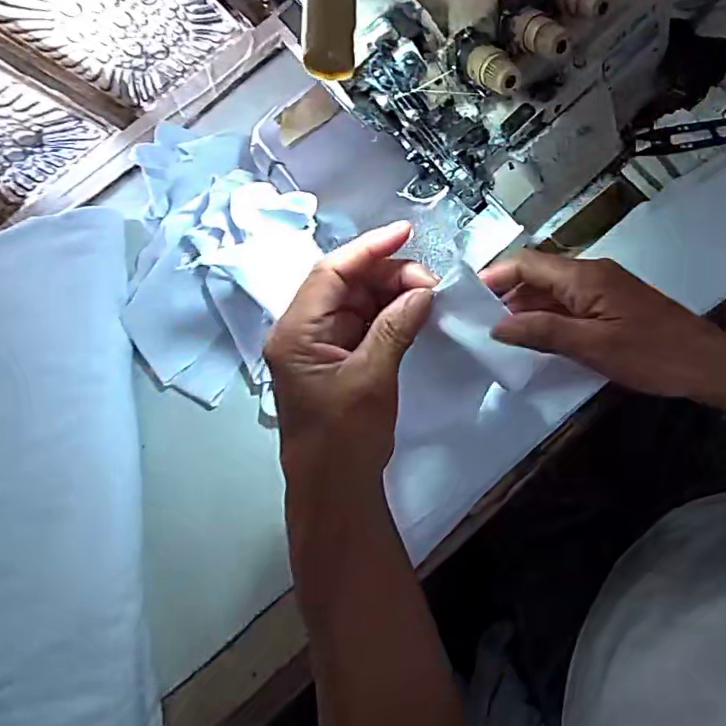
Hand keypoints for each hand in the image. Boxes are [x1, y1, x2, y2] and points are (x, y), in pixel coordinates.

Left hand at [266, 222, 436, 489]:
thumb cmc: (343, 440)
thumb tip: (422, 292)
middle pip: (345, 283)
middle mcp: (303, 331)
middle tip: (429, 282)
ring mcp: (321, 344)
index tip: (405, 232)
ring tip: (428, 295)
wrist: (334, 493)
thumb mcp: (372, 378)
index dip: (369, 249)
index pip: (331, 272)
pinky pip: (365, 322)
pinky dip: (391, 314)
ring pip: (358, 300)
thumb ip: (395, 327)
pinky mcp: (338, 357)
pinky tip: (415, 311)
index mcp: (296, 332)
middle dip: (388, 275)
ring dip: (392, 293)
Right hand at [481, 251, 725, 405]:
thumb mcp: (593, 347)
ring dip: (526, 309)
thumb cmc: (653, 355)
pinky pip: (570, 304)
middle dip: (505, 296)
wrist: (711, 365)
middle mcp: (591, 274)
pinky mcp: (613, 305)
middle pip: (538, 275)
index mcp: (585, 276)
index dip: (494, 276)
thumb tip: (497, 327)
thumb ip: (543, 332)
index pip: (527, 264)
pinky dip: (548, 318)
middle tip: (474, 322)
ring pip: (553, 291)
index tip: (466, 298)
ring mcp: (604, 288)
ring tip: (496, 334)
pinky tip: (535, 340)